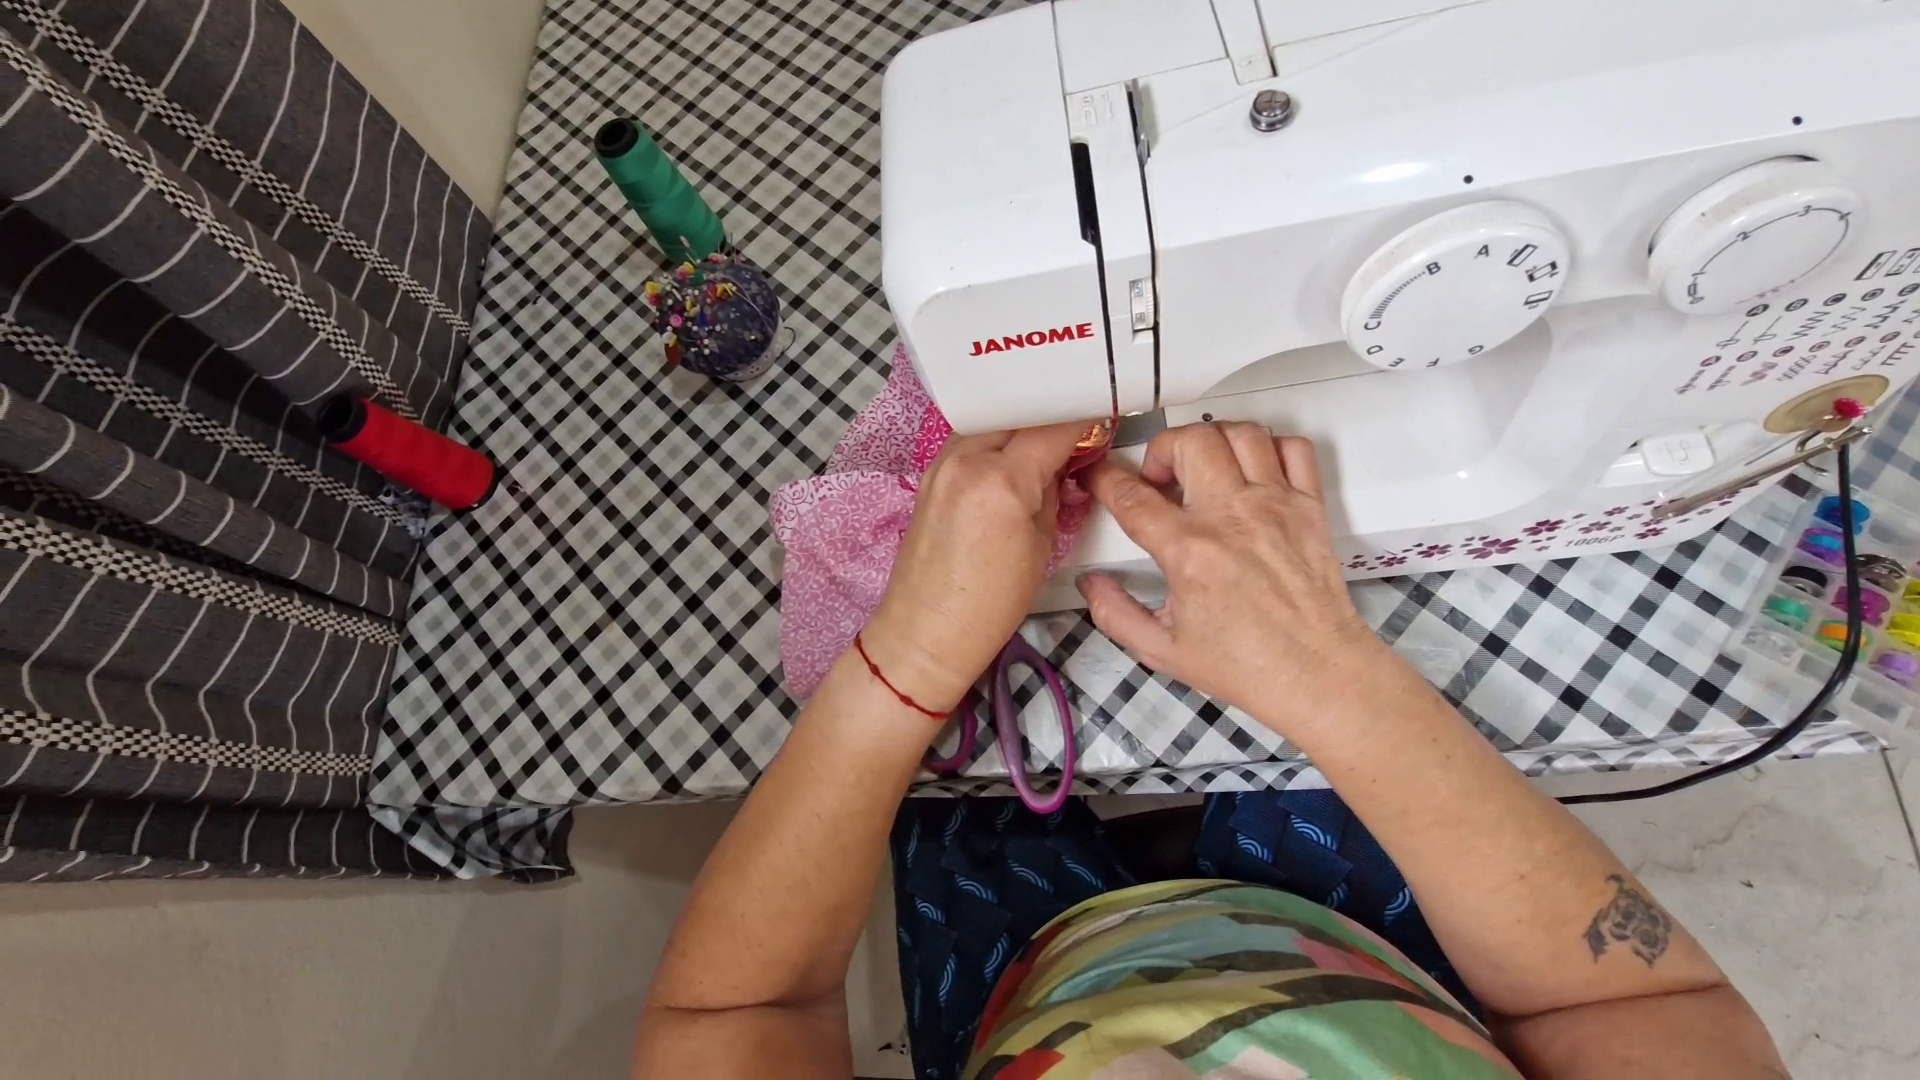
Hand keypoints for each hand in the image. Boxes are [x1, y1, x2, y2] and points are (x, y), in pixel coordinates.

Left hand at [863, 422, 1090, 713]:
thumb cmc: (991, 604)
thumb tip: (1062, 466)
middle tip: (1076, 440)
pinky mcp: (929, 476)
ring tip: (1044, 452)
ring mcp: (942, 464)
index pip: (1053, 428)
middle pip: (1019, 416)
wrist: (927, 631)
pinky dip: (995, 444)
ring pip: (992, 424)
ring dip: (1020, 430)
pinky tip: (1012, 463)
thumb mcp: (1041, 545)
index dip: (1084, 422)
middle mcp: (967, 460)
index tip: (1103, 422)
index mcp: (1002, 480)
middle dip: (1050, 423)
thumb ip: (1052, 493)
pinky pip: (970, 443)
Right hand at [1079, 423, 1385, 726]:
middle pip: (1190, 441)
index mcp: (1190, 552)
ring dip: (1211, 441)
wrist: (1317, 676)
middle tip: (1159, 479)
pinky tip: (1252, 472)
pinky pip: (1294, 449)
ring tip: (1202, 469)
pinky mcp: (1310, 509)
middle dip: (1162, 449)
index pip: (1132, 495)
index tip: (1099, 477)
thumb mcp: (1160, 649)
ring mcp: (1276, 506)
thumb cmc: (1245, 666)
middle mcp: (1233, 518)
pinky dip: (1268, 447)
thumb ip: (1114, 612)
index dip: (1104, 478)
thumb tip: (1091, 583)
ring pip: (1240, 433)